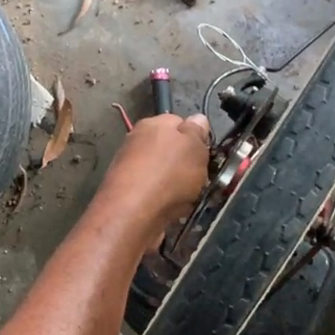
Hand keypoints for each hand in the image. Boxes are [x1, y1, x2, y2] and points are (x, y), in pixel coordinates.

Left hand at [94, 114, 210, 228]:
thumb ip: (197, 130)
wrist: (133, 215)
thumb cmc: (169, 175)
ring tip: (188, 198)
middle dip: (188, 164)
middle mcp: (137, 142)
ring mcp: (130, 169)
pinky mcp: (128, 194)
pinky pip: (156, 194)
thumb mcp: (195, 146)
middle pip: (172, 150)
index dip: (196, 138)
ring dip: (178, 185)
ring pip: (165, 174)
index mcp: (152, 124)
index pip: (180, 122)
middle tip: (201, 178)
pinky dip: (166, 201)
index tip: (206, 153)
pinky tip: (173, 211)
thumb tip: (198, 119)